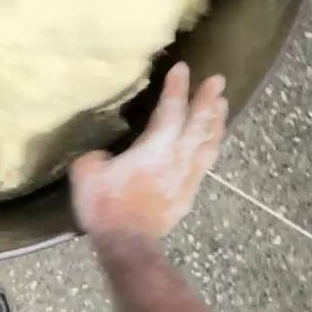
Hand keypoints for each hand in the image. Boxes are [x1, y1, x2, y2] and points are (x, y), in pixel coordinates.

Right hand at [70, 63, 226, 240]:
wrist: (128, 244)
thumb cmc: (106, 205)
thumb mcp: (87, 172)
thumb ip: (97, 156)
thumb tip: (105, 155)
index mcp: (155, 147)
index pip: (170, 110)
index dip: (176, 88)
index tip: (182, 67)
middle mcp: (178, 158)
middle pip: (199, 123)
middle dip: (208, 99)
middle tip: (218, 79)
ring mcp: (187, 177)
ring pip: (208, 143)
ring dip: (216, 122)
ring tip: (223, 104)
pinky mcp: (188, 194)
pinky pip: (205, 164)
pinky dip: (211, 147)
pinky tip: (212, 143)